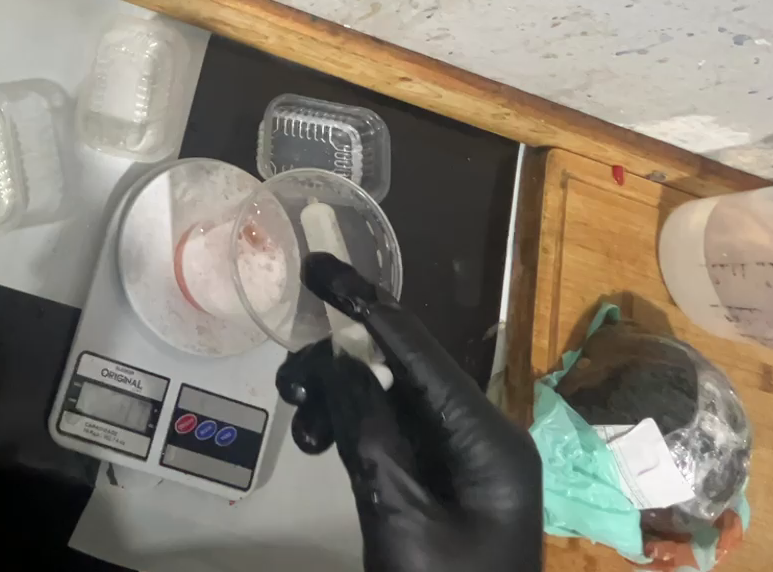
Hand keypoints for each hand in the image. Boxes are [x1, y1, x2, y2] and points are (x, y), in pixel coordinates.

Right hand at [277, 254, 542, 571]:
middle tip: (288, 372)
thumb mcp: (395, 508)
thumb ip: (363, 423)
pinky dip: (344, 426)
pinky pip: (382, 427)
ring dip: (333, 397)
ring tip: (298, 418)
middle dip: (336, 361)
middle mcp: (474, 432)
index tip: (316, 264)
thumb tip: (333, 356)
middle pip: (395, 366)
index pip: (414, 345)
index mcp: (484, 436)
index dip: (361, 299)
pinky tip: (314, 441)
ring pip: (381, 395)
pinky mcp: (431, 473)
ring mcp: (454, 453)